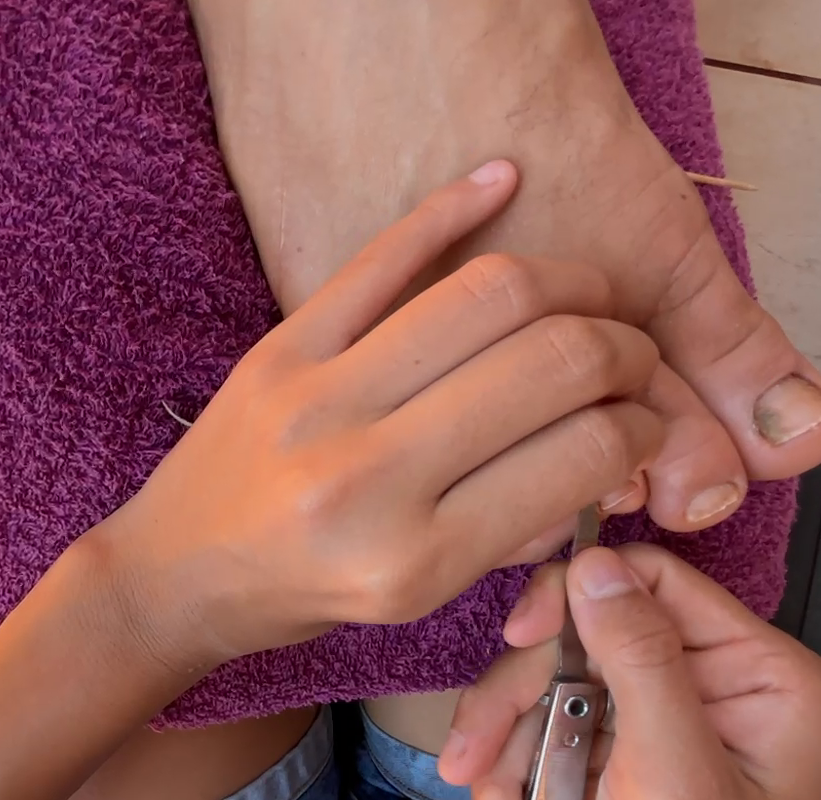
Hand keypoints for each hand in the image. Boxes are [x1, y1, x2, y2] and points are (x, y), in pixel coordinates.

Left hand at [89, 160, 664, 670]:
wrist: (175, 572)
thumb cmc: (296, 596)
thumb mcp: (413, 596)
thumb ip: (513, 523)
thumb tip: (610, 439)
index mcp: (414, 560)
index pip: (584, 456)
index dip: (644, 427)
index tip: (645, 420)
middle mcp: (368, 478)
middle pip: (554, 362)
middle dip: (625, 350)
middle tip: (628, 355)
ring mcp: (316, 402)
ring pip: (487, 296)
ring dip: (568, 279)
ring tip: (587, 296)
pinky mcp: (277, 351)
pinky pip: (381, 257)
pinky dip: (451, 208)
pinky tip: (502, 182)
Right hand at [441, 545, 820, 799]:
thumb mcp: (675, 777)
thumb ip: (639, 661)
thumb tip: (594, 562)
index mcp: (753, 670)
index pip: (652, 583)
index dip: (576, 596)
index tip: (519, 636)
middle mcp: (696, 676)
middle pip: (573, 635)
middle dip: (515, 700)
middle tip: (470, 755)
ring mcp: (638, 709)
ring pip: (536, 683)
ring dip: (497, 748)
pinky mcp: (595, 740)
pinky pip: (528, 728)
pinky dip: (504, 779)